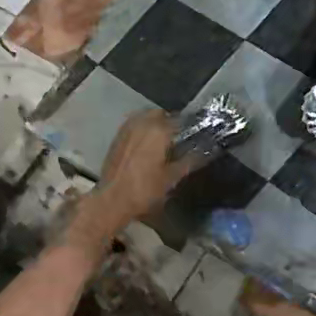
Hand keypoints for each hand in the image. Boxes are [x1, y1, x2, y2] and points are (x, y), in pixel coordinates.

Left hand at [84, 109, 191, 229]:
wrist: (112, 200)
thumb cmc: (145, 189)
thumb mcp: (172, 178)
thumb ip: (189, 161)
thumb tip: (203, 152)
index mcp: (159, 130)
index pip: (181, 121)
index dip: (190, 129)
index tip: (194, 138)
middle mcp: (142, 123)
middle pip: (161, 114)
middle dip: (170, 124)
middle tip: (177, 141)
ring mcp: (127, 128)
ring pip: (146, 118)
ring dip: (155, 125)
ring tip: (161, 144)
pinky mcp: (117, 137)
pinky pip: (134, 126)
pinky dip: (142, 131)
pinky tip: (146, 147)